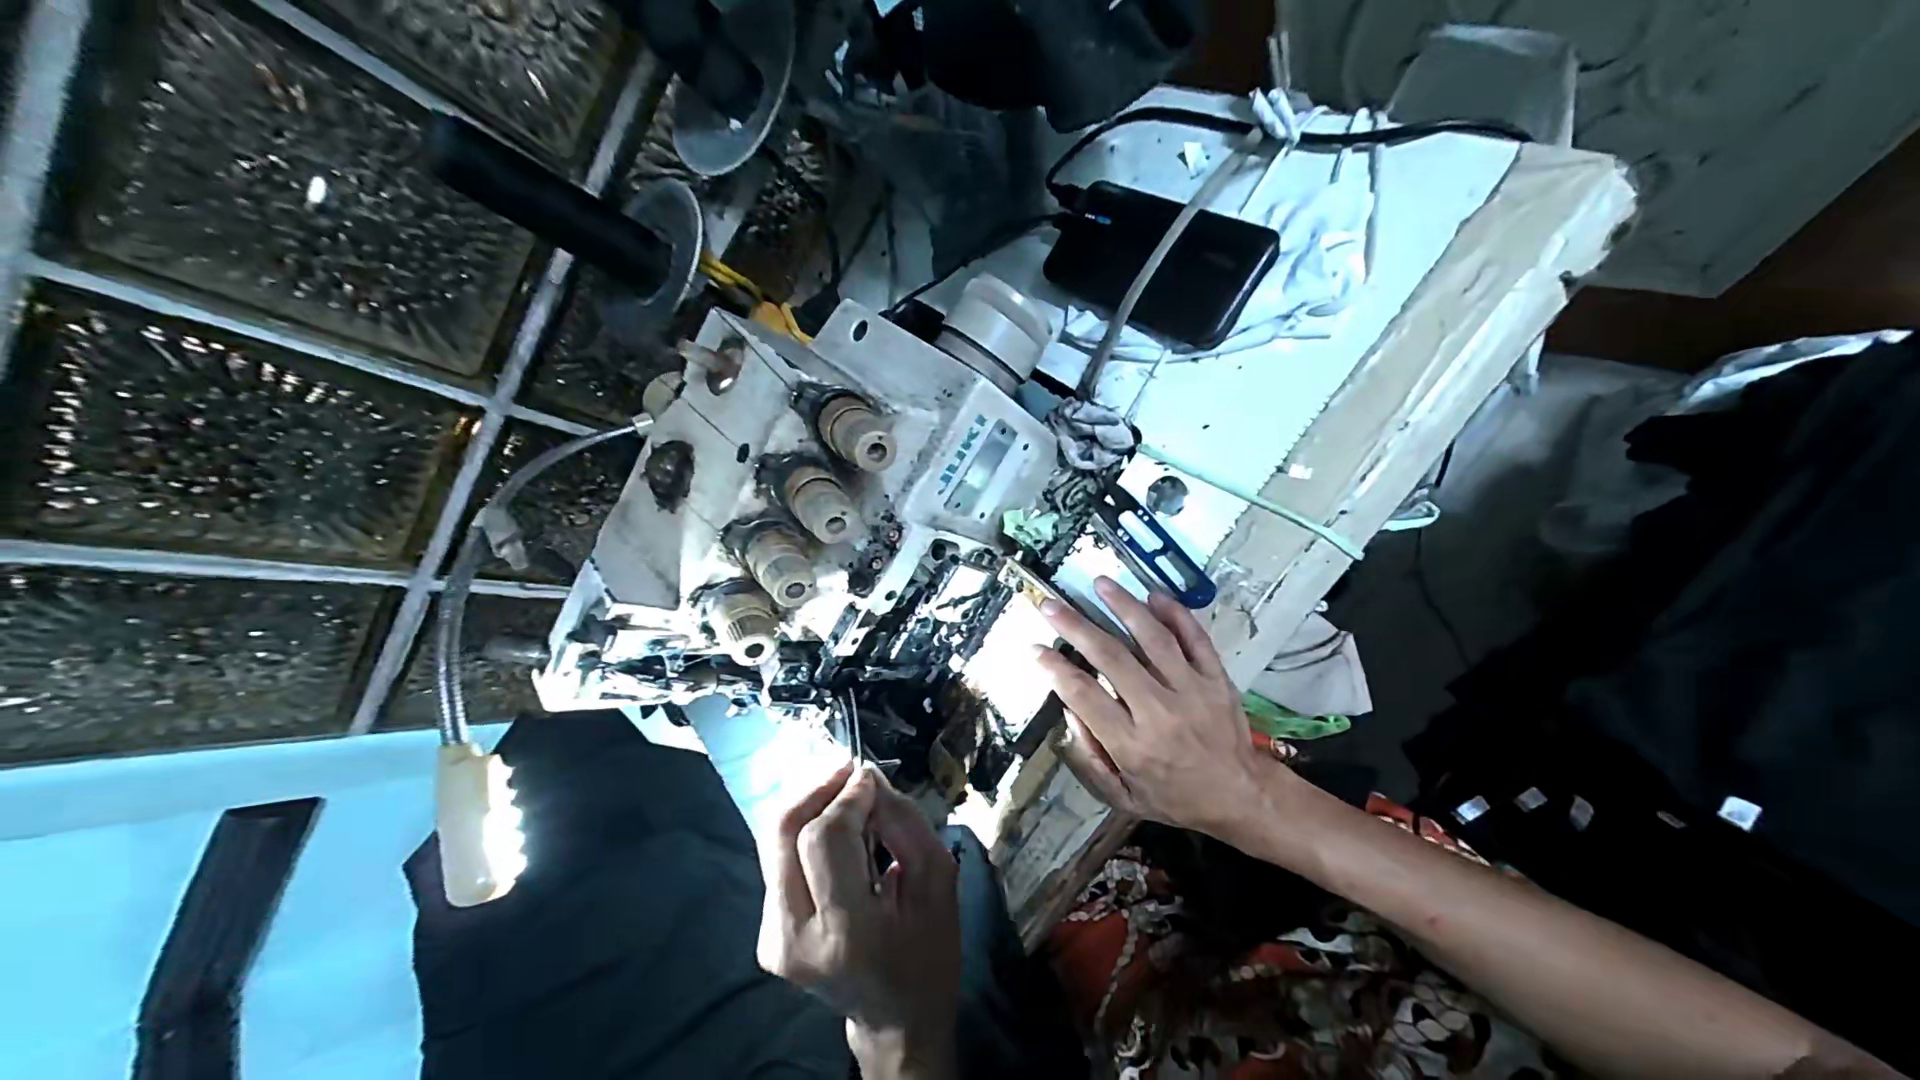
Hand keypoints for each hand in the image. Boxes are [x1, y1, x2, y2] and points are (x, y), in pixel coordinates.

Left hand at [756, 761, 959, 1079]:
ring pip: (776, 842)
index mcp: (847, 932)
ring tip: (850, 809)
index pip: (825, 838)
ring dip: (812, 810)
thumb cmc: (928, 952)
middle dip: (820, 791)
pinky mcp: (765, 938)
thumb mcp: (937, 881)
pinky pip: (779, 862)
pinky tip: (838, 840)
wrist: (896, 1019)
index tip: (869, 774)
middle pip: (786, 832)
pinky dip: (807, 835)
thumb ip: (903, 821)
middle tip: (852, 776)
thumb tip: (866, 779)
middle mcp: (795, 937)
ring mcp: (773, 940)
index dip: (846, 796)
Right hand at [1034, 577, 1285, 841]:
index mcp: (1133, 745)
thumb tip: (1069, 709)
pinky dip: (1176, 614)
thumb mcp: (1124, 796)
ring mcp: (1192, 691)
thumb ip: (1090, 758)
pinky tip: (1153, 595)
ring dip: (1123, 607)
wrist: (1244, 797)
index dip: (1056, 670)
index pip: (1085, 696)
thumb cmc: (1176, 797)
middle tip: (1052, 605)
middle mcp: (1160, 712)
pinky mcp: (1217, 679)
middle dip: (1076, 627)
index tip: (1036, 649)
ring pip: (1153, 639)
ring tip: (1100, 583)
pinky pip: (1195, 639)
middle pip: (1112, 658)